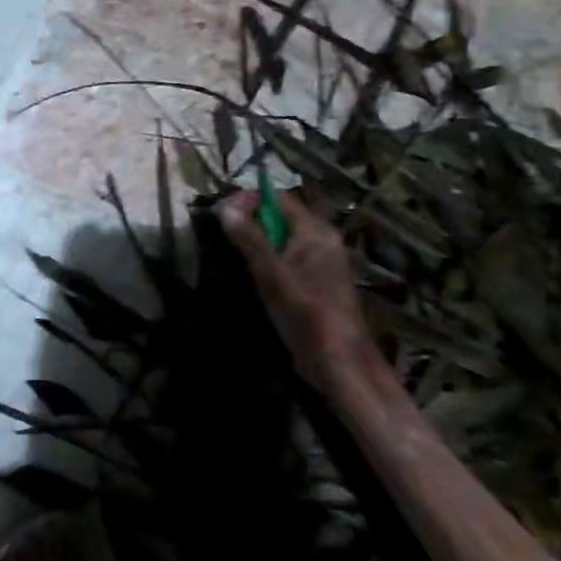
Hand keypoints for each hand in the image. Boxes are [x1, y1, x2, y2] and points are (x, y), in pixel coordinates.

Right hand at [219, 189, 368, 391]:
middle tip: (224, 236)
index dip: (249, 200)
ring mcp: (322, 263)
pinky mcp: (317, 283)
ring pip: (283, 240)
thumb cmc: (305, 313)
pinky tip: (254, 277)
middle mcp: (322, 240)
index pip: (278, 197)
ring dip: (258, 243)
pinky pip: (289, 259)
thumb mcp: (270, 273)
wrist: (338, 362)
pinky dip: (270, 261)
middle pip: (281, 217)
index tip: (222, 214)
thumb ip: (249, 238)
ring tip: (234, 256)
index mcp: (315, 231)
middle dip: (251, 221)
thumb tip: (225, 207)